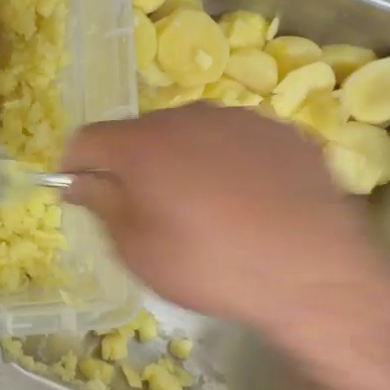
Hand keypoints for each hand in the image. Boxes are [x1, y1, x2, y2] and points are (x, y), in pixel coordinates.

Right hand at [62, 107, 389, 335]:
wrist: (315, 273)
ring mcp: (242, 121)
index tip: (79, 195)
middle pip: (139, 133)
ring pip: (190, 134)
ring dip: (179, 162)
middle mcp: (189, 116)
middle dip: (129, 164)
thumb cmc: (209, 265)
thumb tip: (77, 180)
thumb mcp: (137, 248)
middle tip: (140, 210)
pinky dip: (224, 166)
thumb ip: (101, 204)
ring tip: (196, 211)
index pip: (86, 139)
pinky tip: (241, 206)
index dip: (74, 166)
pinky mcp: (285, 135)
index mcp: (142, 143)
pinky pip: (235, 144)